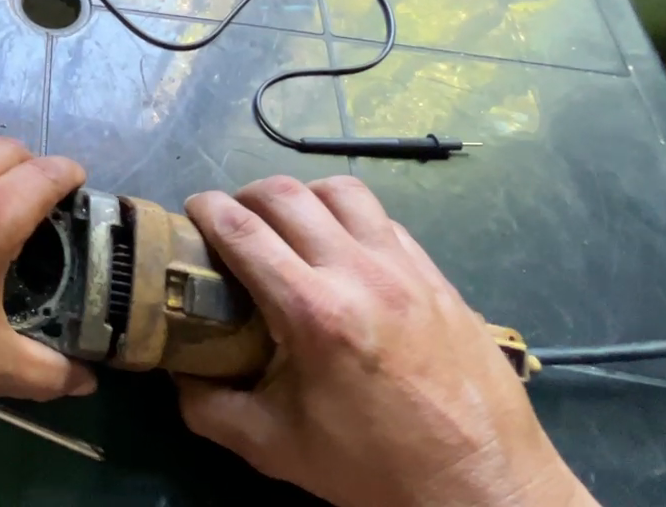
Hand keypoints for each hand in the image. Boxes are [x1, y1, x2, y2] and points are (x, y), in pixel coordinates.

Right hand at [179, 176, 595, 506]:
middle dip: (243, 196)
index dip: (204, 208)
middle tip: (232, 223)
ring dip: (301, 197)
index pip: (241, 228)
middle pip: (284, 193)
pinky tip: (341, 252)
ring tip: (288, 226)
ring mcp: (406, 270)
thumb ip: (208, 406)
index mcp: (313, 312)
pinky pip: (382, 219)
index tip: (190, 215)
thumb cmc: (377, 471)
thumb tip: (174, 372)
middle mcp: (359, 275)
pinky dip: (347, 219)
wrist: (491, 496)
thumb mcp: (275, 448)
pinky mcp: (438, 277)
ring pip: (339, 190)